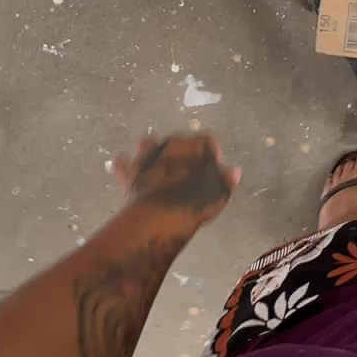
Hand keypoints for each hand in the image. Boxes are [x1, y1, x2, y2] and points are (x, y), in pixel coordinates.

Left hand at [113, 133, 239, 225]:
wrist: (160, 217)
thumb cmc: (195, 204)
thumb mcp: (219, 195)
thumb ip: (226, 180)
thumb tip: (233, 170)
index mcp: (195, 146)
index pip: (208, 140)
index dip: (212, 153)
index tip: (214, 167)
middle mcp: (170, 145)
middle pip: (179, 139)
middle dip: (183, 150)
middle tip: (187, 167)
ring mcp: (147, 156)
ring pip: (148, 142)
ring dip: (152, 150)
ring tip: (156, 162)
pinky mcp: (128, 171)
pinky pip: (122, 163)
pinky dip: (125, 166)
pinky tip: (127, 170)